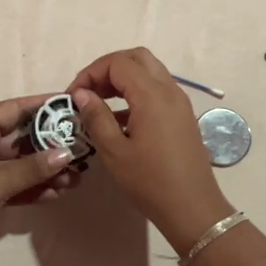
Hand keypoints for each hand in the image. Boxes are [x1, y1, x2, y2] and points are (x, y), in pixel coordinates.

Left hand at [0, 94, 78, 261]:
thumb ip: (32, 167)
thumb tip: (66, 152)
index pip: (13, 109)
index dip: (41, 105)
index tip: (69, 105)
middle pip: (19, 138)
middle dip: (49, 144)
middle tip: (81, 148)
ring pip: (18, 165)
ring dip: (44, 171)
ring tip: (74, 179)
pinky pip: (12, 186)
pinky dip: (30, 189)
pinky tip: (54, 195)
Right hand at [68, 48, 233, 253]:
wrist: (192, 207)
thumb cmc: (149, 181)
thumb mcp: (114, 151)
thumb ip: (96, 117)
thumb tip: (81, 94)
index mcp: (151, 95)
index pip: (117, 63)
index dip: (91, 72)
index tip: (73, 95)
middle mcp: (169, 90)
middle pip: (137, 58)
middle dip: (108, 68)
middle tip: (88, 90)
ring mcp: (179, 102)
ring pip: (149, 72)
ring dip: (122, 79)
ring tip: (99, 102)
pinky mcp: (182, 116)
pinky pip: (157, 90)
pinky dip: (136, 93)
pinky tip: (119, 119)